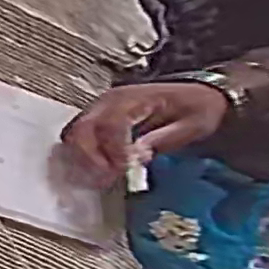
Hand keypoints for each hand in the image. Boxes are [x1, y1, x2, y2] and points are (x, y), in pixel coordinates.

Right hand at [59, 82, 230, 185]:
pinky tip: (96, 165)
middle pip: (81, 129)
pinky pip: (75, 136)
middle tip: (106, 176)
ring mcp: (96, 108)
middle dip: (90, 157)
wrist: (194, 91)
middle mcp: (107, 101)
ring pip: (72, 134)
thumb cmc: (196, 107)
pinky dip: (81, 153)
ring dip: (82, 157)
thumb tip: (136, 156)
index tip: (123, 169)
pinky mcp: (93, 117)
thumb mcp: (195, 124)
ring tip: (100, 174)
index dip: (113, 150)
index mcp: (133, 99)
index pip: (111, 125)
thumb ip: (164, 139)